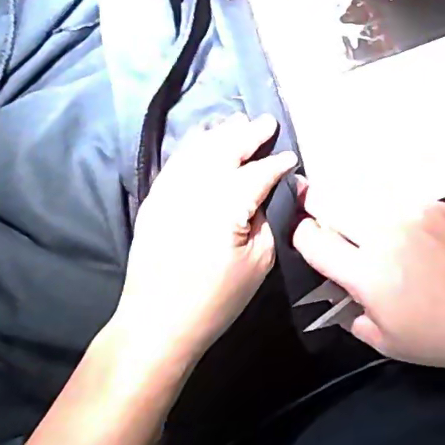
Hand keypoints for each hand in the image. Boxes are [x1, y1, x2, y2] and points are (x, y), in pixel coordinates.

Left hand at [106, 114, 296, 370]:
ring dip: (220, 134)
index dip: (276, 163)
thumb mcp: (259, 262)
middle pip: (225, 150)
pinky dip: (193, 147)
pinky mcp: (154, 200)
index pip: (258, 173)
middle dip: (248, 134)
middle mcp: (196, 189)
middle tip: (266, 122)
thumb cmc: (215, 299)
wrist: (157, 322)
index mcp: (226, 205)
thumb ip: (267, 220)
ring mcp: (170, 191)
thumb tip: (269, 195)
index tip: (289, 157)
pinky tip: (204, 141)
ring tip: (237, 122)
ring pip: (198, 150)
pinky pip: (176, 162)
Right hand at [292, 191, 444, 370]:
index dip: (302, 237)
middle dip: (316, 205)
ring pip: (363, 191)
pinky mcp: (437, 203)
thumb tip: (345, 295)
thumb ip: (355, 316)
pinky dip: (391, 205)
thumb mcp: (390, 343)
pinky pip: (400, 194)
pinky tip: (403, 223)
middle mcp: (384, 234)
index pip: (312, 239)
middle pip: (329, 201)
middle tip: (318, 211)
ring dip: (354, 203)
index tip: (310, 241)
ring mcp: (412, 212)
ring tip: (362, 217)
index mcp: (367, 274)